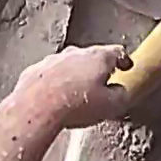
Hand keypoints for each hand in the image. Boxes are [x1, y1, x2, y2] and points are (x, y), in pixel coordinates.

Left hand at [5, 45, 132, 130]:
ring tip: (76, 95)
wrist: (35, 109)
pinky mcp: (34, 71)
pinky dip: (54, 83)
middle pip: (91, 57)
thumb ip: (121, 96)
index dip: (124, 60)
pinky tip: (54, 99)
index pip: (117, 52)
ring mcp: (52, 60)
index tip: (126, 65)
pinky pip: (49, 75)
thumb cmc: (75, 105)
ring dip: (74, 75)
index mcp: (98, 57)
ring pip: (69, 65)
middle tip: (101, 84)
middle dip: (97, 69)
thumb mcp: (111, 106)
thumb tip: (121, 92)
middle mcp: (75, 53)